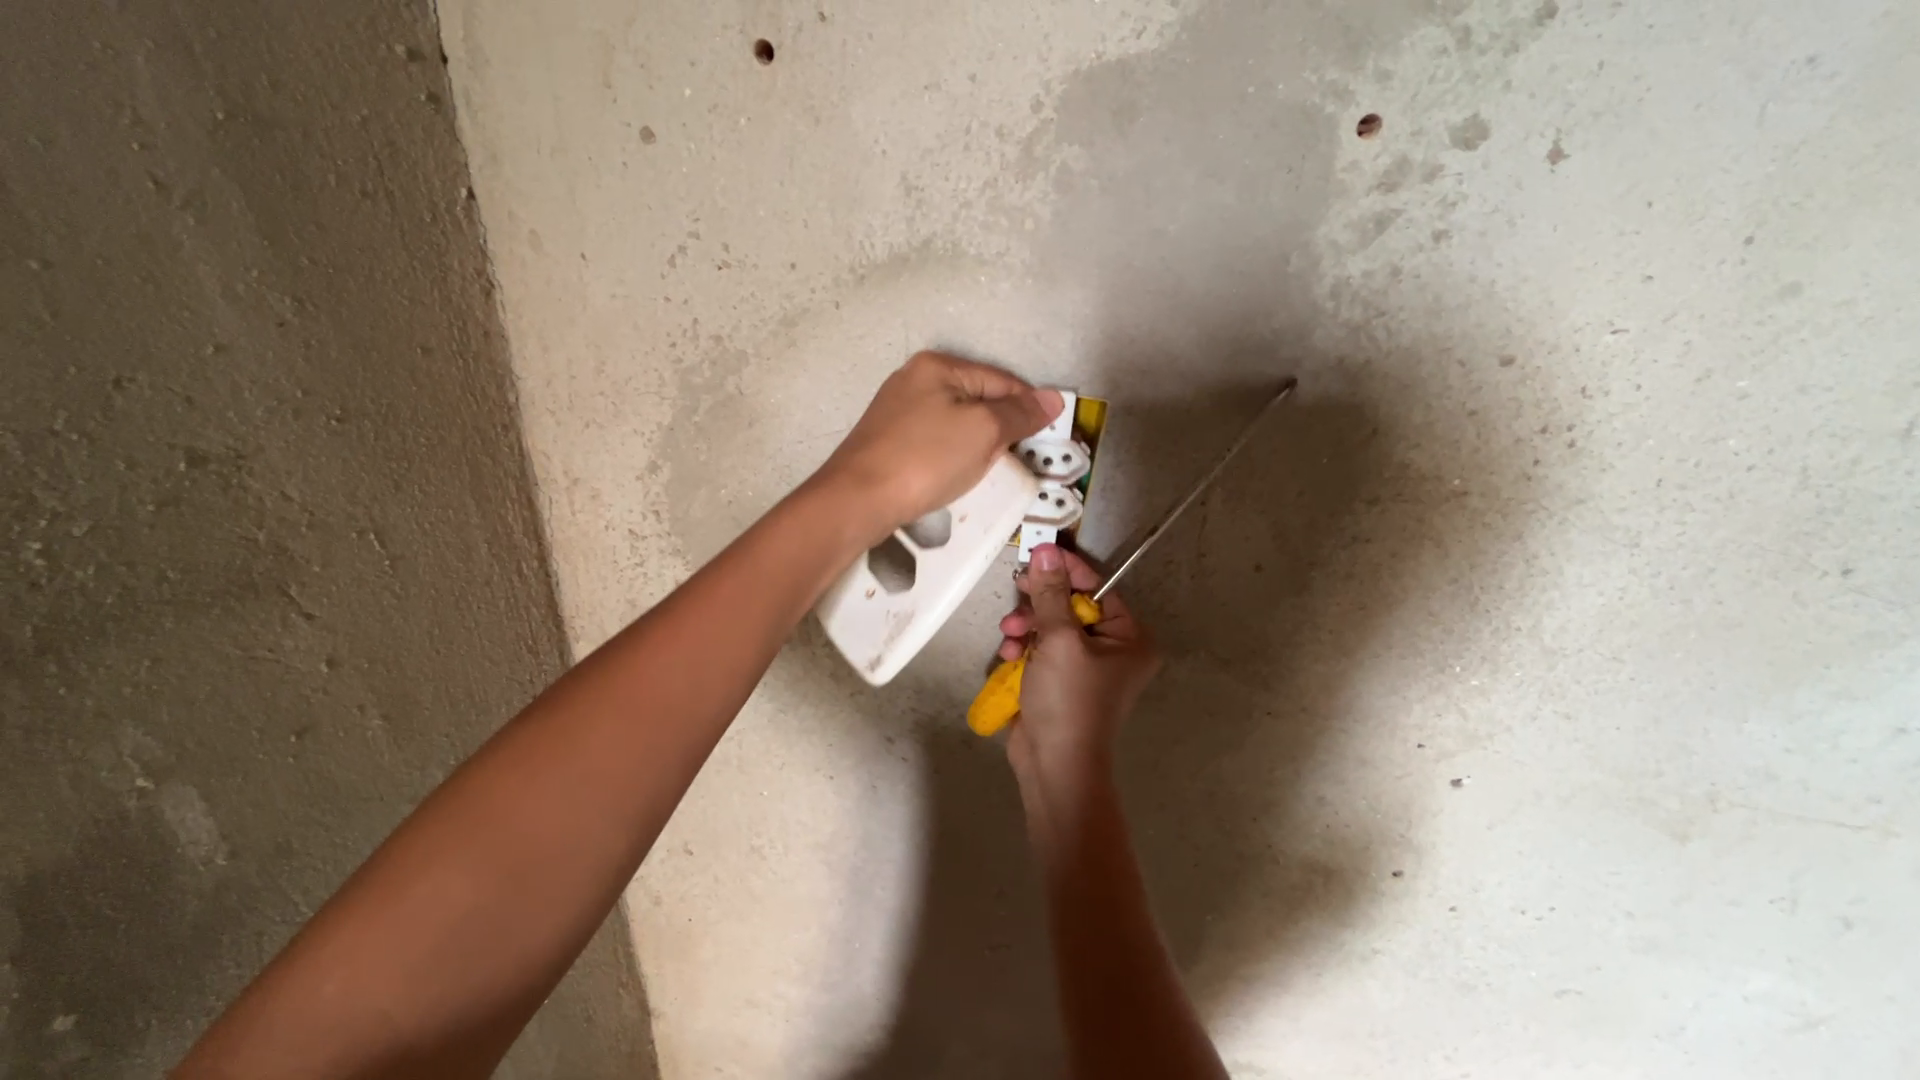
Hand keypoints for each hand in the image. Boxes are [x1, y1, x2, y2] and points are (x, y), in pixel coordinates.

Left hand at [815, 352, 1061, 541]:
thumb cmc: (925, 459)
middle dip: (1001, 428)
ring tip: (986, 471)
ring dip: (978, 445)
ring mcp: (898, 411)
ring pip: (957, 423)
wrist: (858, 500)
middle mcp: (914, 379)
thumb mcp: (983, 431)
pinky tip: (954, 476)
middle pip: (978, 399)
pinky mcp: (888, 441)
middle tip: (1015, 460)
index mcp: (938, 365)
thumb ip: (1020, 414)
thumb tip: (1053, 398)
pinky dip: (953, 457)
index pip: (1002, 380)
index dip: (1028, 408)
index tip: (1048, 439)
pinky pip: (936, 442)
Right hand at [998, 544, 1160, 779]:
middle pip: (1072, 605)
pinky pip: (1042, 649)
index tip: (1037, 552)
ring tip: (1010, 636)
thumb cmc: (1068, 699)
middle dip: (1040, 603)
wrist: (1055, 765)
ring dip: (1027, 626)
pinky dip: (1024, 648)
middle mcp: (1114, 649)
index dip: (1067, 569)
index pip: (1098, 588)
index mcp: (1130, 637)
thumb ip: (1050, 593)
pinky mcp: (1060, 682)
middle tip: (1016, 592)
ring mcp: (1085, 668)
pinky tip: (1009, 655)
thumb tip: (1045, 550)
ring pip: (1051, 626)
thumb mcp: (1058, 639)